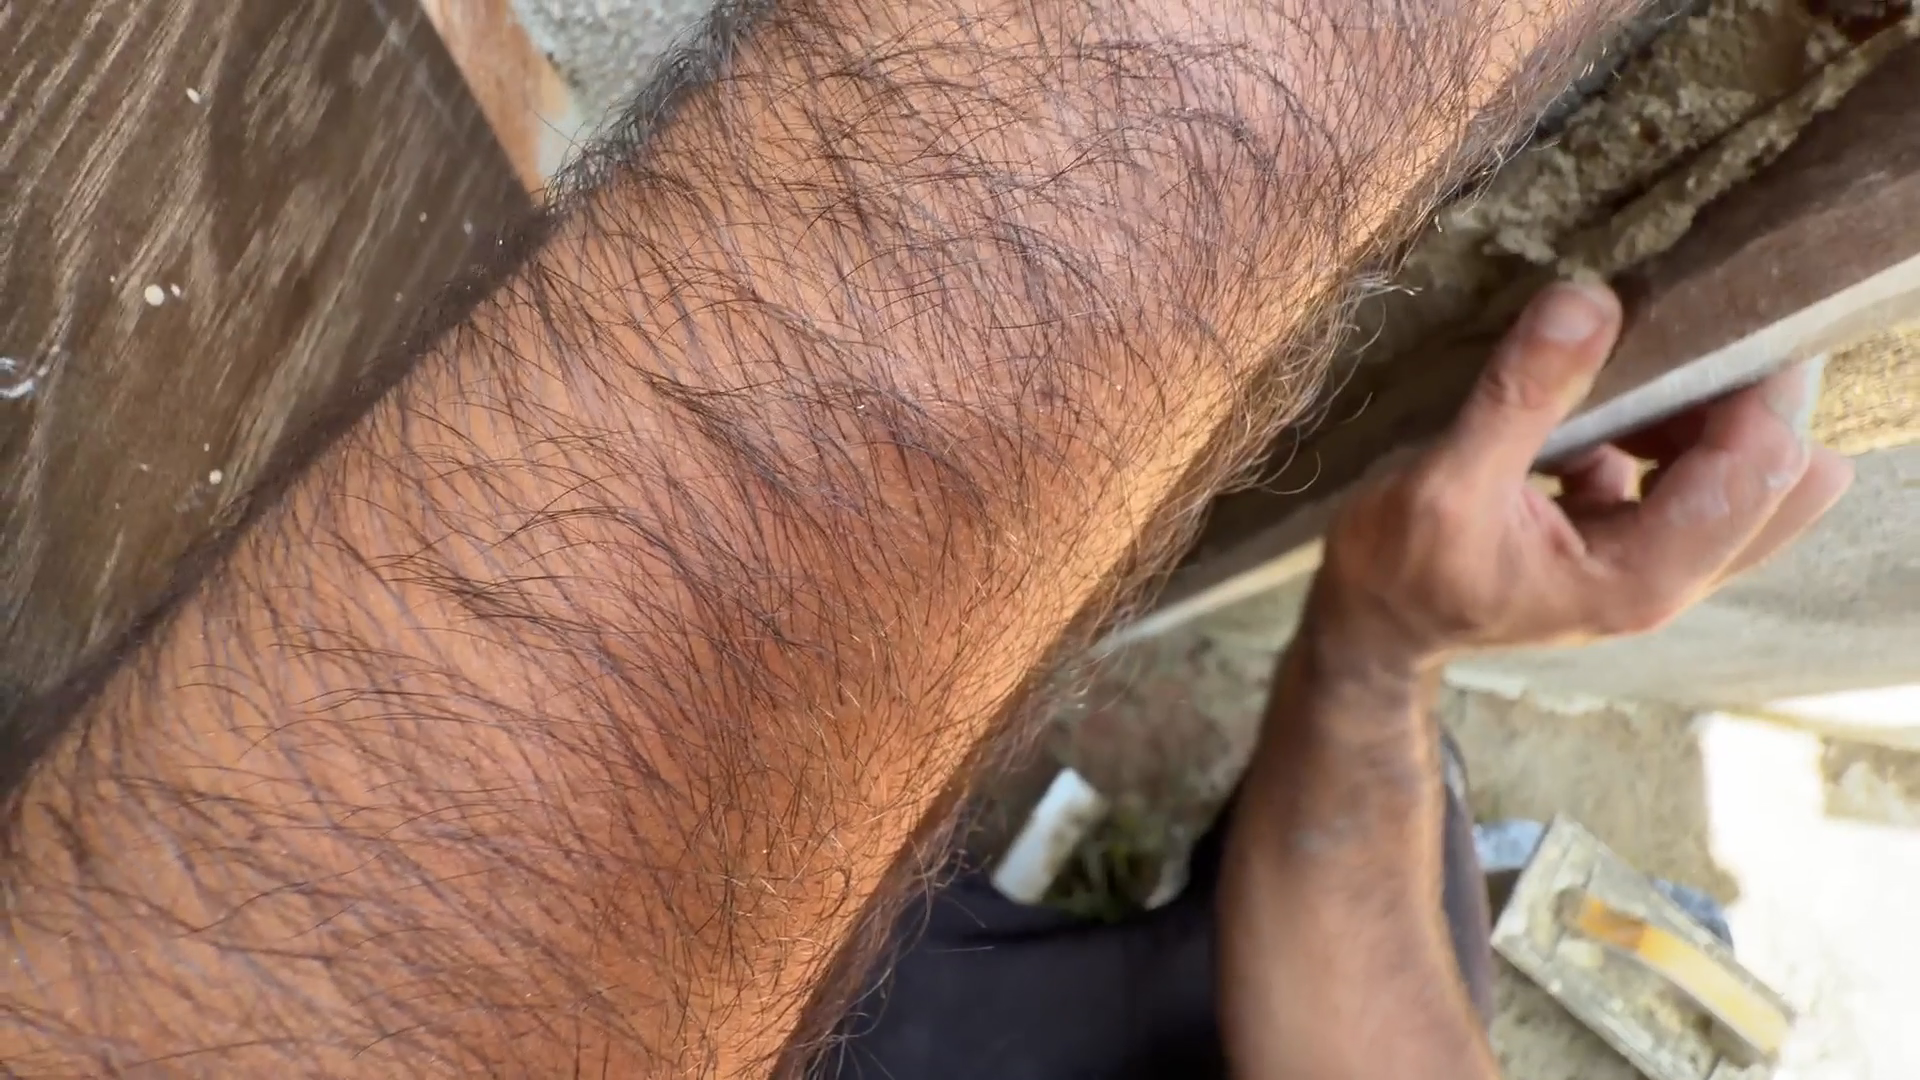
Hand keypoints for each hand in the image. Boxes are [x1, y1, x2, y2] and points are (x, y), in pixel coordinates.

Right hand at [1310, 280, 1853, 669]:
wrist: (1365, 624)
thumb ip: (1518, 400)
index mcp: (1639, 578)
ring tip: (1616, 390)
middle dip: (1735, 409)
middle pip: (1781, 480)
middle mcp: (1662, 580)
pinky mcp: (1609, 553)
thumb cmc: (1392, 571)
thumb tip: (1585, 303)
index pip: (1763, 470)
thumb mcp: (1441, 483)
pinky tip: (1578, 432)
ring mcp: (1639, 569)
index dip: (1751, 389)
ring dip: (1694, 424)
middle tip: (1659, 360)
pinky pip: (1676, 487)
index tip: (1698, 319)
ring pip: (1736, 482)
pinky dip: (1650, 445)